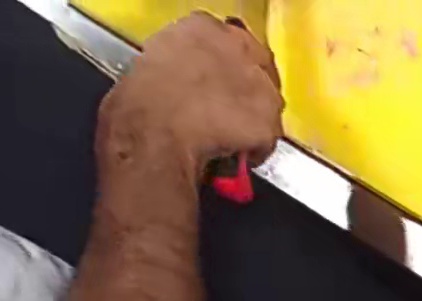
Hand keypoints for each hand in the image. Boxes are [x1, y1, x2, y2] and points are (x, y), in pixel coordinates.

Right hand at [99, 13, 284, 174]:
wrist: (159, 123)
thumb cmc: (150, 92)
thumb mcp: (164, 53)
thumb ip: (192, 54)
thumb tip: (200, 70)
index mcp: (207, 27)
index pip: (239, 40)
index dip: (239, 65)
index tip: (233, 79)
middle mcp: (240, 49)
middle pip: (263, 72)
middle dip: (255, 92)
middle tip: (241, 111)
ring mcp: (259, 87)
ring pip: (271, 106)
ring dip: (259, 120)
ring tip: (239, 134)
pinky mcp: (268, 121)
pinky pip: (269, 139)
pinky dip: (258, 149)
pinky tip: (240, 152)